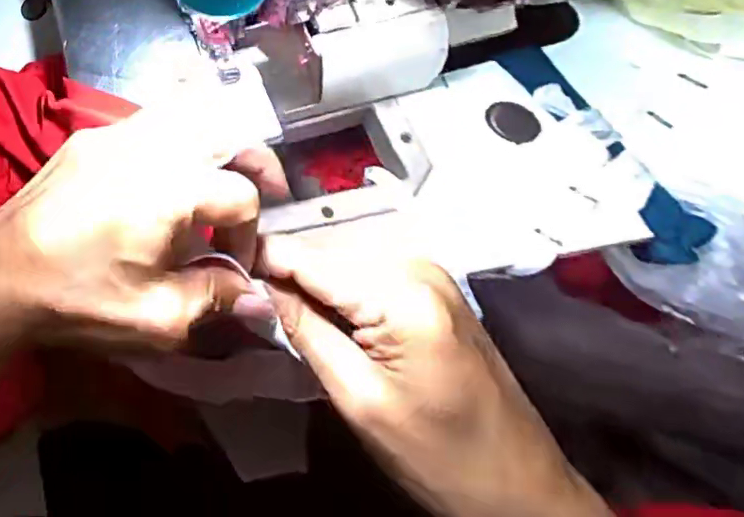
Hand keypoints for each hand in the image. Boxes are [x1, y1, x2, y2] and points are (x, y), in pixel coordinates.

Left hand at [0, 109, 287, 358]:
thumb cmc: (77, 299)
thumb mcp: (154, 318)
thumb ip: (214, 296)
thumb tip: (256, 292)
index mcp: (172, 188)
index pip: (240, 194)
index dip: (251, 231)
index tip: (235, 262)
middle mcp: (151, 144)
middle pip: (226, 131)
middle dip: (255, 161)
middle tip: (264, 190)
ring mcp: (117, 131)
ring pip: (189, 113)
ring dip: (216, 140)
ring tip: (221, 173)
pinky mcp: (90, 135)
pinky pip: (149, 121)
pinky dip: (176, 136)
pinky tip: (167, 169)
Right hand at [262, 237, 609, 516]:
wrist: (520, 488)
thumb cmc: (439, 458)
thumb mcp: (359, 401)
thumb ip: (306, 331)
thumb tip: (261, 284)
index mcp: (401, 292)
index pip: (312, 258)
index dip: (263, 258)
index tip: (223, 265)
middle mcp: (417, 264)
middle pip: (328, 255)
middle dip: (288, 274)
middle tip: (249, 298)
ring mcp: (429, 270)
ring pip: (346, 261)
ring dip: (313, 283)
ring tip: (282, 310)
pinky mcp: (433, 284)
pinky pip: (370, 274)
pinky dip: (342, 291)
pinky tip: (326, 316)